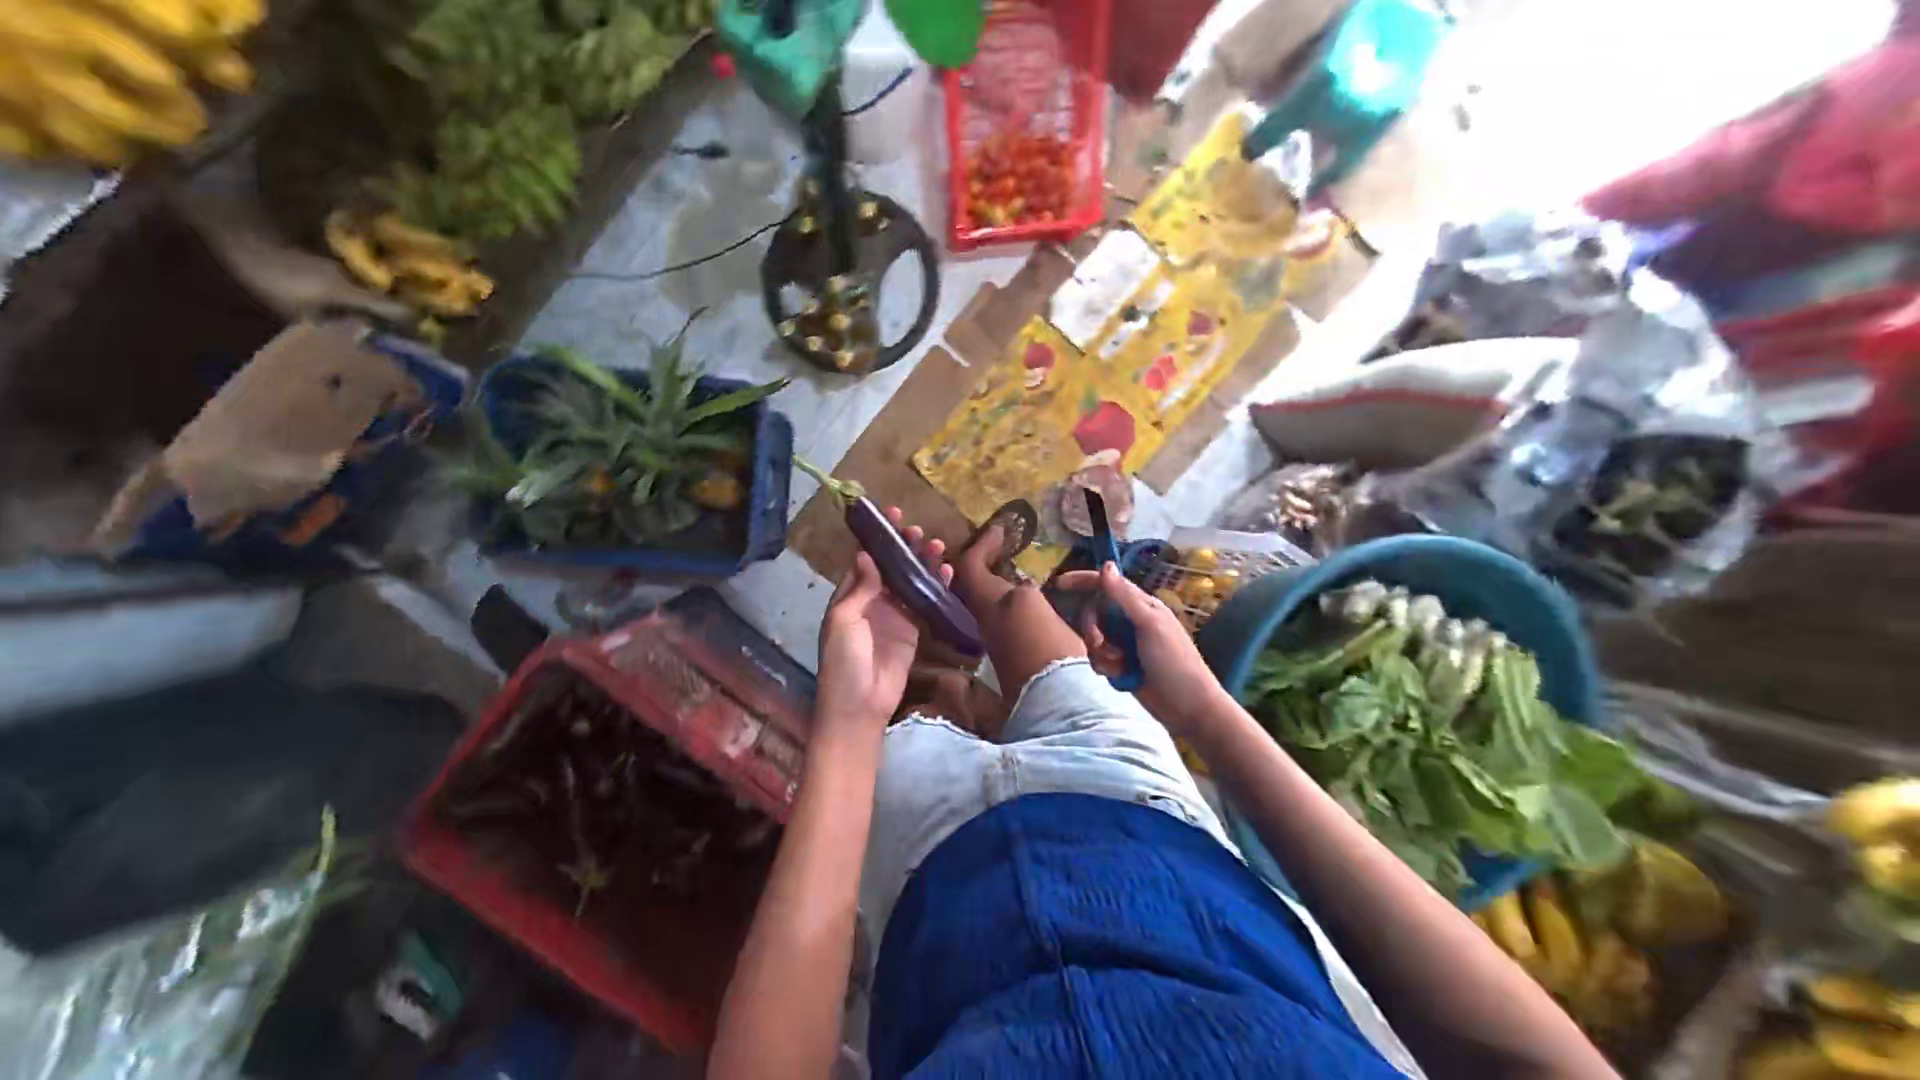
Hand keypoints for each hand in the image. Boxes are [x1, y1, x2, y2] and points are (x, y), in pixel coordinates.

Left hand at [814, 510, 952, 738]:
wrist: (861, 705)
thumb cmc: (844, 661)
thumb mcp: (844, 620)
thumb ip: (859, 588)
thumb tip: (867, 554)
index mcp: (849, 596)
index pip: (865, 560)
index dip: (878, 540)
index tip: (891, 517)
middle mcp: (872, 602)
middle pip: (891, 568)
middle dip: (903, 548)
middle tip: (918, 530)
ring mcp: (894, 616)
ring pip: (910, 582)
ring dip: (922, 563)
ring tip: (936, 544)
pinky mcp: (913, 630)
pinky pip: (925, 603)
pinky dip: (936, 587)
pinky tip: (947, 571)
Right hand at [1056, 562, 1231, 735]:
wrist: (1189, 708)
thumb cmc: (1175, 662)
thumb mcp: (1149, 625)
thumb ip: (1124, 596)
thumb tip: (1105, 564)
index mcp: (1140, 605)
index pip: (1106, 584)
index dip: (1082, 581)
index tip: (1059, 585)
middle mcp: (1130, 620)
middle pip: (1093, 613)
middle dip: (1091, 630)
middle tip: (1101, 645)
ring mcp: (1126, 643)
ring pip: (1093, 638)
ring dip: (1100, 652)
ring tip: (1118, 666)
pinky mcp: (1122, 664)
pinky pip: (1098, 658)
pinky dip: (1104, 666)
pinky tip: (1118, 676)